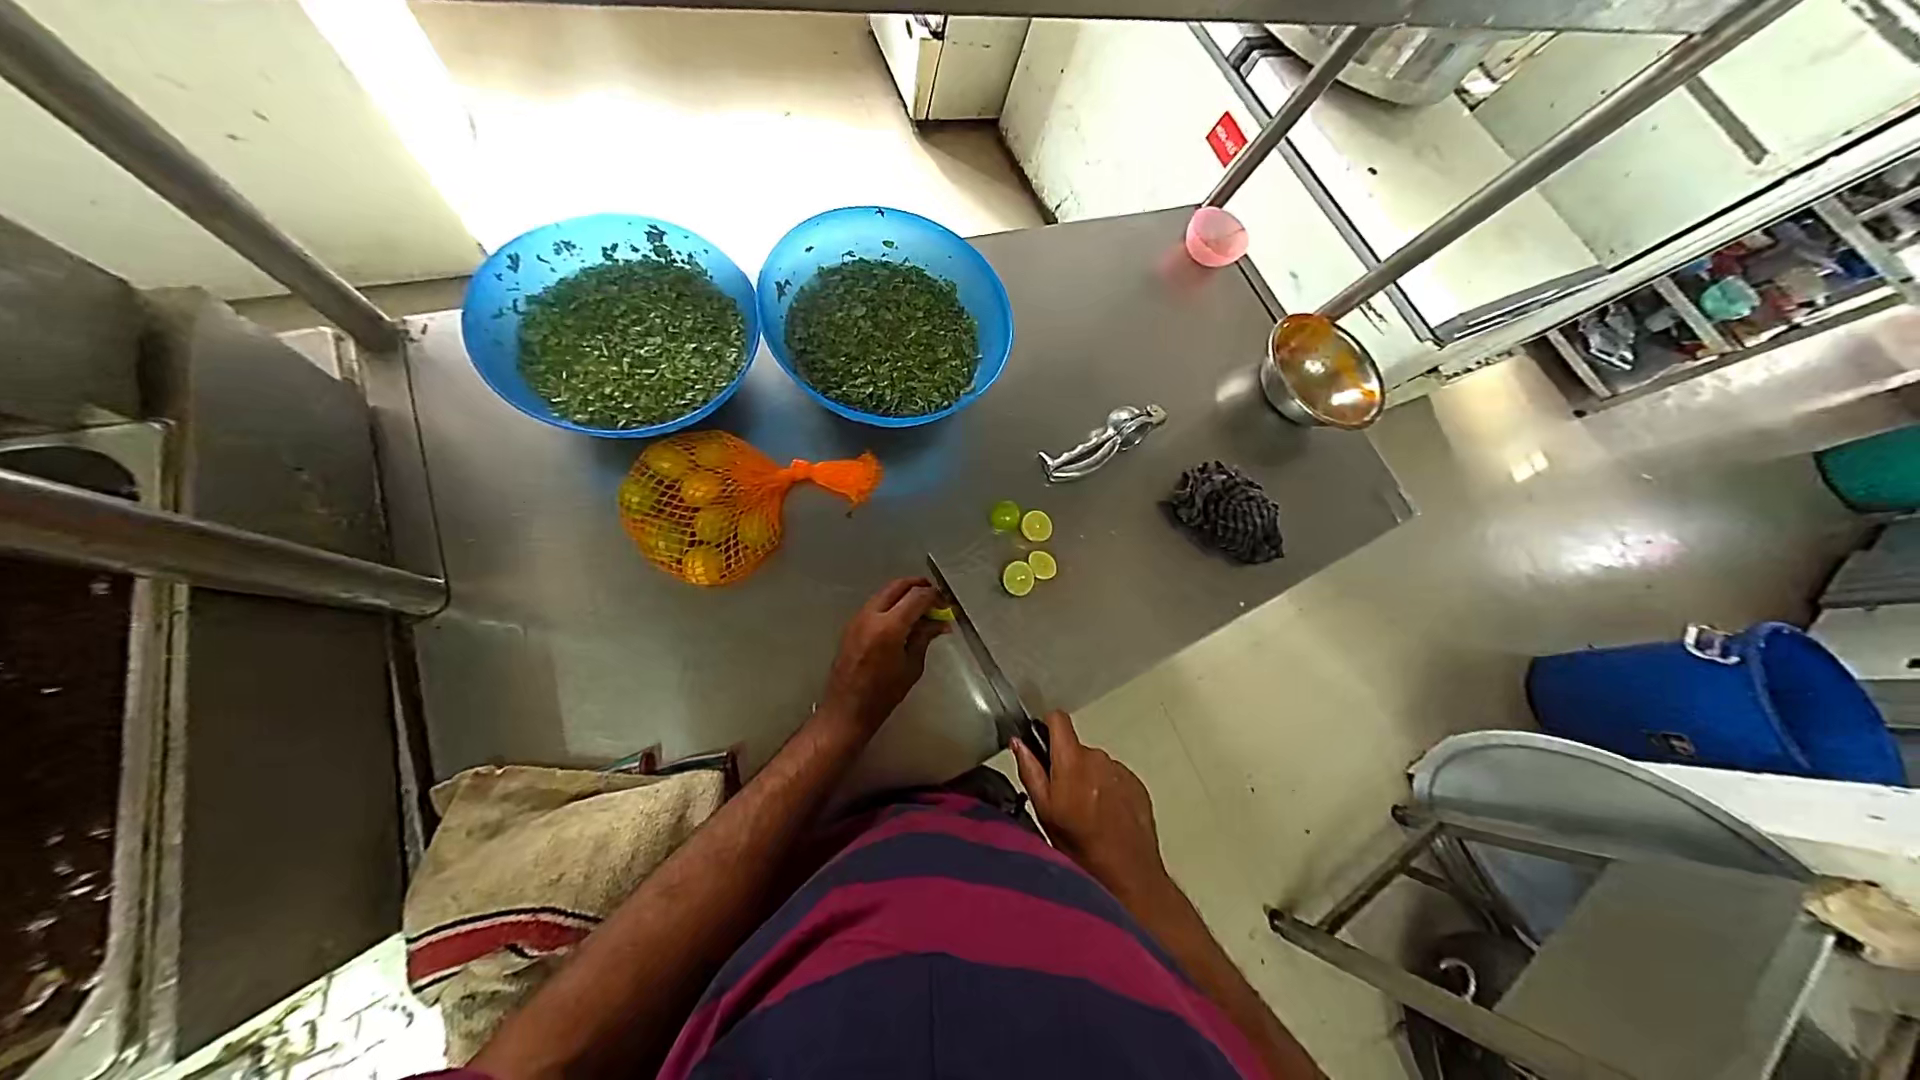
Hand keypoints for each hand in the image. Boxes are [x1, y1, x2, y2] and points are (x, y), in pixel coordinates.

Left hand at [816, 577, 947, 739]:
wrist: (847, 709)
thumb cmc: (884, 694)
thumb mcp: (912, 666)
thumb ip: (924, 637)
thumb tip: (939, 623)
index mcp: (889, 627)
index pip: (917, 597)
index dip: (935, 596)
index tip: (945, 605)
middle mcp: (871, 616)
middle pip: (898, 586)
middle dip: (919, 586)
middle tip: (935, 597)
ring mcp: (858, 618)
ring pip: (885, 593)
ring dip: (904, 594)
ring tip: (921, 610)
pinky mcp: (851, 625)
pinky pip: (875, 605)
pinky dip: (891, 604)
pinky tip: (902, 619)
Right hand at [1013, 711, 1168, 897]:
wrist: (1127, 874)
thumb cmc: (1080, 848)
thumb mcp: (1044, 812)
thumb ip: (1030, 771)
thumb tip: (1019, 743)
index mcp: (1072, 761)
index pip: (1058, 719)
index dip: (1047, 727)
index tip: (1042, 743)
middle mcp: (1099, 758)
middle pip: (1076, 747)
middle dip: (1067, 765)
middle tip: (1062, 798)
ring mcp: (1120, 771)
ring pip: (1095, 764)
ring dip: (1088, 779)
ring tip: (1085, 813)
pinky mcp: (1137, 785)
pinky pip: (1114, 778)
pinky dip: (1107, 790)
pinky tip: (1104, 817)